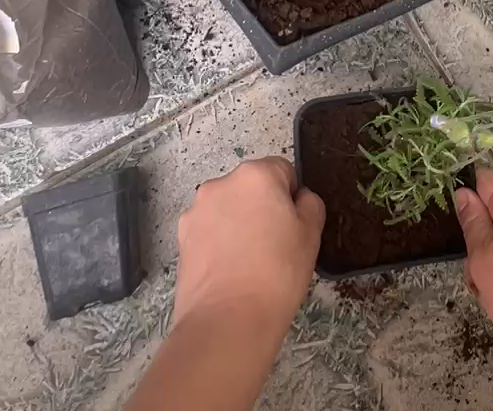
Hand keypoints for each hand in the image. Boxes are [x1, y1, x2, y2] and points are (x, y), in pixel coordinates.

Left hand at [173, 156, 325, 334]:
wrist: (227, 322)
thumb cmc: (277, 272)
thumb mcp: (311, 234)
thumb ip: (310, 203)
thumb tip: (299, 198)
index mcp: (256, 174)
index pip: (283, 171)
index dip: (292, 198)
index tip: (293, 226)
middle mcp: (222, 183)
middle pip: (252, 187)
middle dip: (263, 207)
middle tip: (275, 244)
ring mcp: (197, 211)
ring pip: (229, 209)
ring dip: (239, 223)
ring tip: (249, 262)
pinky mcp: (182, 239)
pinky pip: (209, 231)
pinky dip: (219, 243)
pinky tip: (229, 271)